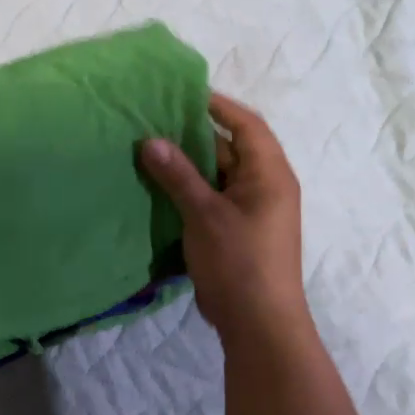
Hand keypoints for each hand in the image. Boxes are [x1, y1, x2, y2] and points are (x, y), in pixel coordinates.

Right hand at [140, 94, 305, 339]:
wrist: (258, 322)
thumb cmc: (240, 262)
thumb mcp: (205, 214)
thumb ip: (178, 175)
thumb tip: (150, 140)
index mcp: (269, 175)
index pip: (247, 125)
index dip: (218, 105)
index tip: (181, 92)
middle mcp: (264, 186)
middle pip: (229, 146)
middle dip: (193, 132)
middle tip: (151, 117)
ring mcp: (249, 209)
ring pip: (215, 172)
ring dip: (185, 160)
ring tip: (145, 145)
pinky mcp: (232, 228)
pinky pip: (208, 194)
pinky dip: (185, 185)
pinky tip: (154, 182)